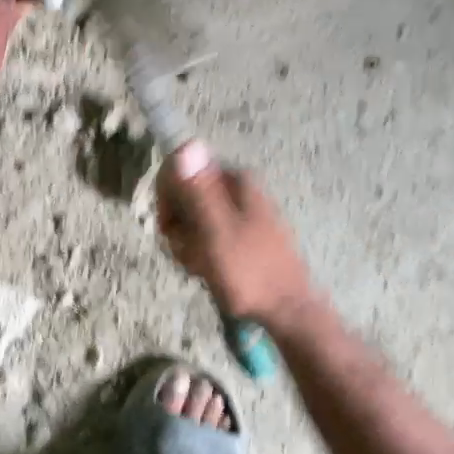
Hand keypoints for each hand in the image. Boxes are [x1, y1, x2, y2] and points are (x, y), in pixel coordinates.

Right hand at [158, 141, 326, 334]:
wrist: (286, 310)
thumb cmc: (249, 273)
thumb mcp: (216, 232)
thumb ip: (198, 190)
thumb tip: (186, 143)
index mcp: (234, 181)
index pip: (177, 169)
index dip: (166, 199)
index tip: (170, 228)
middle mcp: (237, 188)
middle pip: (182, 195)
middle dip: (177, 226)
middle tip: (189, 253)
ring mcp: (238, 211)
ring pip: (190, 218)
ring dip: (186, 244)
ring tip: (201, 266)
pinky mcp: (239, 232)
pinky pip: (204, 233)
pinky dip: (199, 252)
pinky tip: (208, 270)